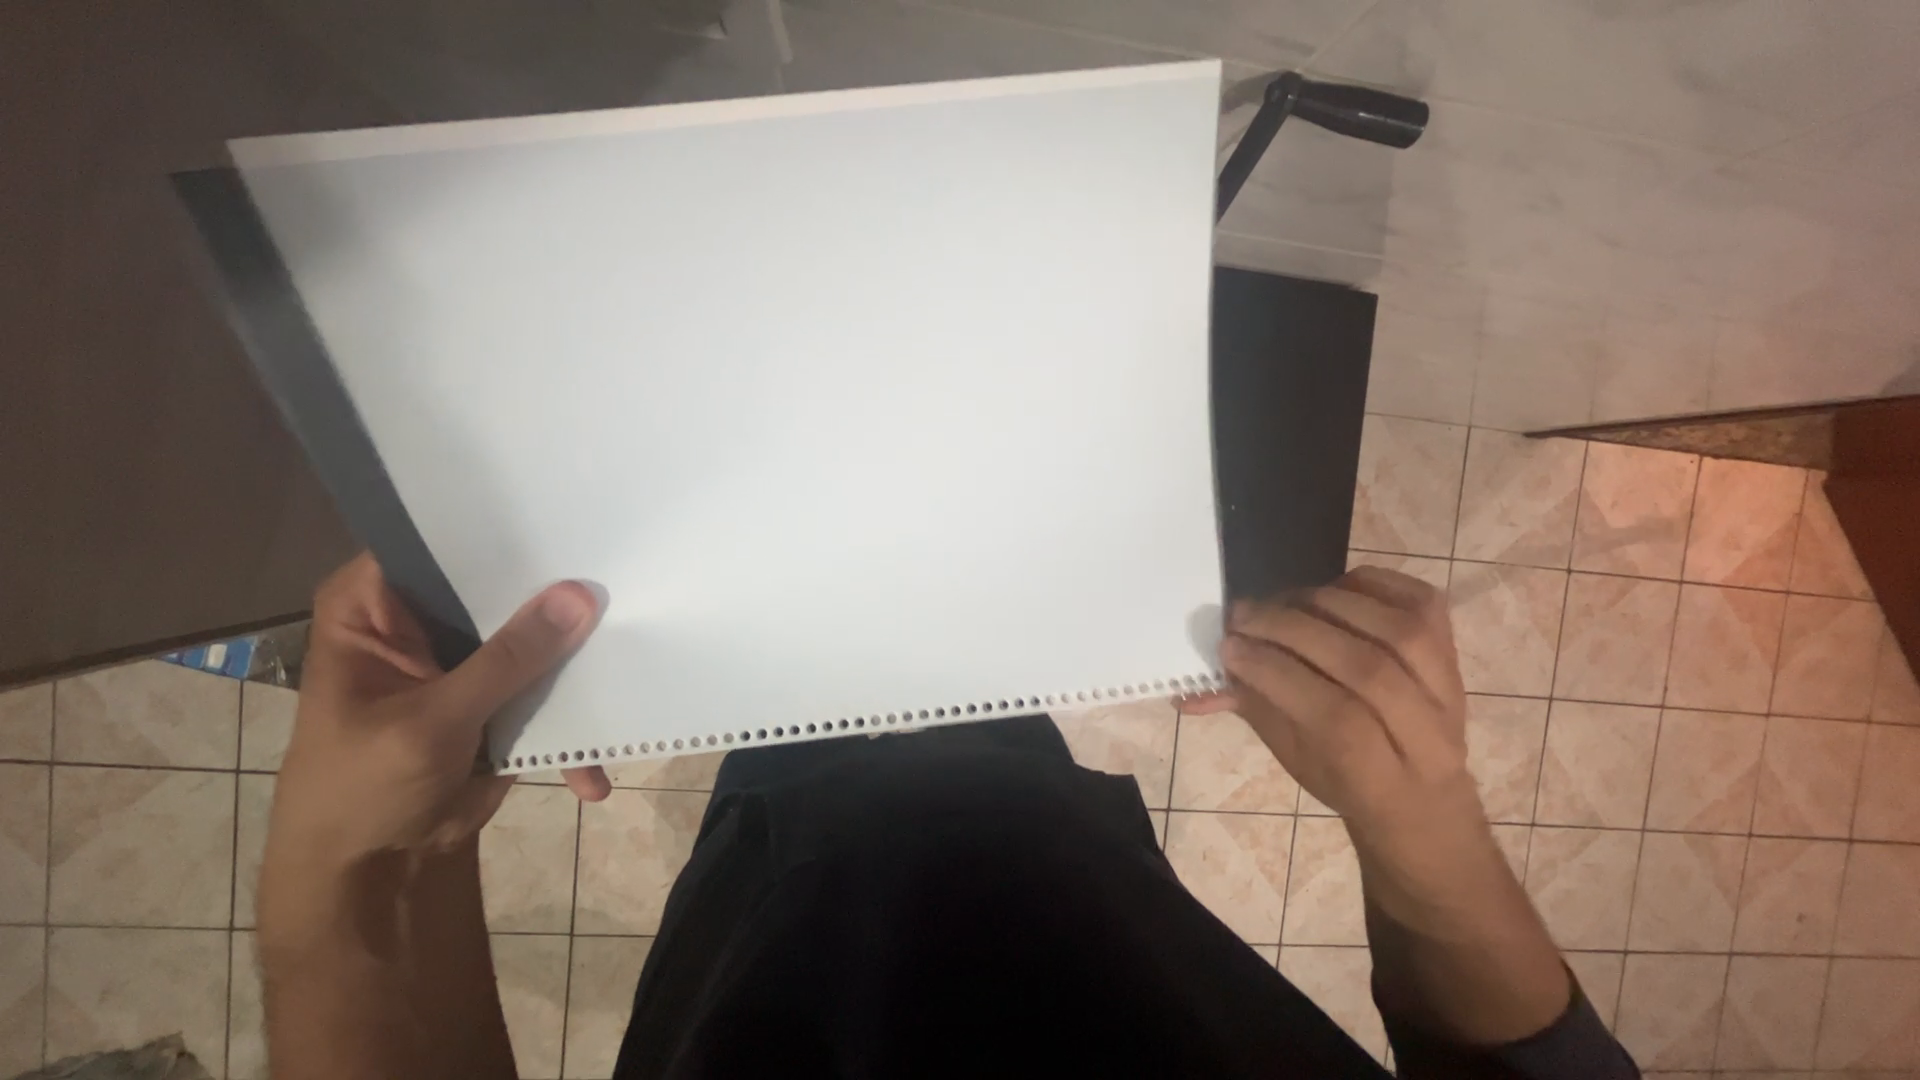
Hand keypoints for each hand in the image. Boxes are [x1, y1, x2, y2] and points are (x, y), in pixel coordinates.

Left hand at [267, 554, 606, 872]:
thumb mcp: (431, 721)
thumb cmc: (362, 787)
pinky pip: (551, 681)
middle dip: (557, 588)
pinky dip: (574, 716)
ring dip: (577, 651)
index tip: (570, 519)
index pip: (442, 541)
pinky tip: (592, 772)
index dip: (501, 530)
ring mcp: (469, 656)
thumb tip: (581, 596)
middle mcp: (425, 618)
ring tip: (638, 651)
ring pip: (536, 629)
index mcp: (376, 604)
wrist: (371, 869)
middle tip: (625, 572)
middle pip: (502, 583)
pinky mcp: (504, 692)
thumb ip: (506, 660)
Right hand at [1182, 566, 1479, 849]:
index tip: (1229, 648)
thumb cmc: (1345, 781)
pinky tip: (1332, 588)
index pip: (1336, 718)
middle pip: (1367, 669)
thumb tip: (1200, 678)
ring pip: (1398, 632)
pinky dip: (1373, 586)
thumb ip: (1255, 708)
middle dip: (1293, 631)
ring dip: (1327, 605)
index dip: (1278, 674)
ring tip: (1281, 602)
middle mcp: (1429, 736)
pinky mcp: (1455, 653)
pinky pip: (1422, 604)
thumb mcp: (1294, 760)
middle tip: (1243, 615)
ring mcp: (1449, 690)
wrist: (1422, 796)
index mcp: (1381, 779)